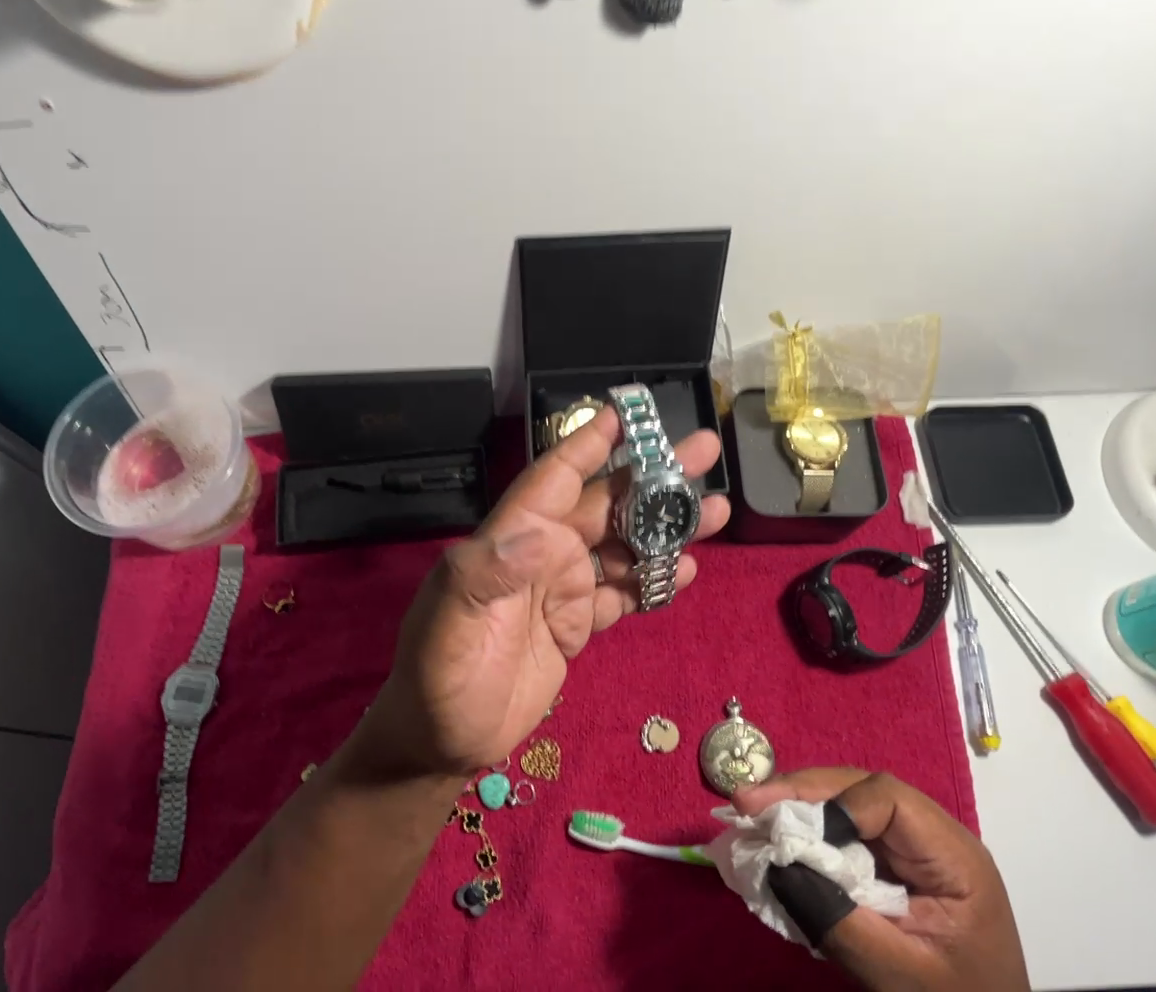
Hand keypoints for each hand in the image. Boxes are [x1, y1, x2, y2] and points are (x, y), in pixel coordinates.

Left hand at [368, 408, 729, 776]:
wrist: (442, 742)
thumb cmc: (438, 678)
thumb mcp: (450, 624)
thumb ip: (487, 575)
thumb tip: (540, 535)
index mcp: (511, 541)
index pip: (554, 479)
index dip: (588, 444)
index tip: (626, 413)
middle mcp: (541, 555)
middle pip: (604, 504)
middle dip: (654, 479)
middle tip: (705, 451)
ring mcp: (561, 590)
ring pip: (622, 547)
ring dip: (666, 529)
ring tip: (717, 510)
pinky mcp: (576, 625)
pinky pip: (622, 593)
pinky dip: (654, 581)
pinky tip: (688, 570)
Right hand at [733, 769, 1027, 991]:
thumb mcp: (897, 971)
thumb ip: (838, 920)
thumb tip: (774, 865)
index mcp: (953, 857)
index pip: (887, 798)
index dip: (831, 803)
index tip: (782, 827)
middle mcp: (934, 837)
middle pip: (861, 788)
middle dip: (800, 792)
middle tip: (744, 803)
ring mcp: (914, 848)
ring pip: (848, 803)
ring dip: (798, 807)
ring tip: (751, 814)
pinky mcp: (894, 864)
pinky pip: (847, 832)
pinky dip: (809, 831)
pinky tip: (778, 837)